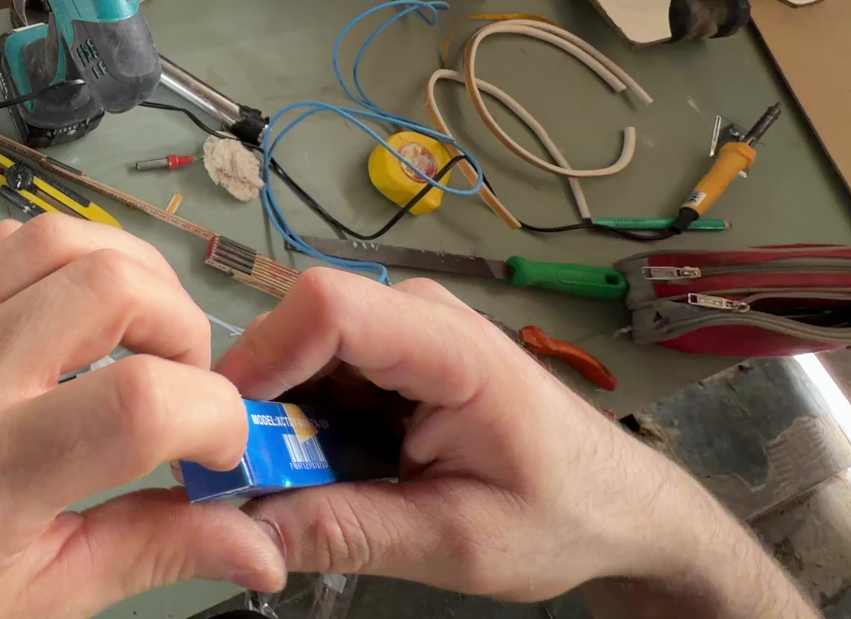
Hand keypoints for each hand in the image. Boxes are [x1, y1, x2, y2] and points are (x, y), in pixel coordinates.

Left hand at [0, 216, 285, 618]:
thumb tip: (259, 547)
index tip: (219, 446)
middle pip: (107, 287)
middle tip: (185, 379)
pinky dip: (68, 253)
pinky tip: (81, 303)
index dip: (214, 417)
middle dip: (182, 324)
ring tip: (145, 330)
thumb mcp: (42, 600)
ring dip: (130, 271)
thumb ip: (158, 554)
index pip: (138, 404)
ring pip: (60, 238)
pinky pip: (8, 239)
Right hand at [215, 268, 814, 616]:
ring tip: (297, 474)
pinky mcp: (390, 340)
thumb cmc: (562, 517)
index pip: (332, 308)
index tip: (228, 426)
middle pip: (302, 324)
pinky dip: (305, 412)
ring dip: (282, 408)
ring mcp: (400, 319)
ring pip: (301, 344)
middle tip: (249, 471)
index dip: (268, 353)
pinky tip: (328, 456)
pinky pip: (320, 363)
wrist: (622, 501)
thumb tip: (246, 530)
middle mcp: (415, 309)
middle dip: (263, 395)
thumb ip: (349, 532)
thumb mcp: (458, 543)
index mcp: (449, 347)